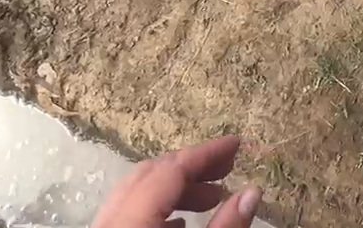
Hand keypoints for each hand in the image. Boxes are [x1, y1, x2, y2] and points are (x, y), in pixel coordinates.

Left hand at [91, 135, 262, 227]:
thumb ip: (224, 226)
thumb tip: (253, 191)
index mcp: (132, 220)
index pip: (172, 168)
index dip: (208, 152)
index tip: (239, 144)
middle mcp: (109, 221)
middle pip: (149, 175)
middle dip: (191, 166)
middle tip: (227, 167)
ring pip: (134, 195)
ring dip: (174, 188)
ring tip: (210, 198)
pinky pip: (124, 217)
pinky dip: (154, 209)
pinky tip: (180, 224)